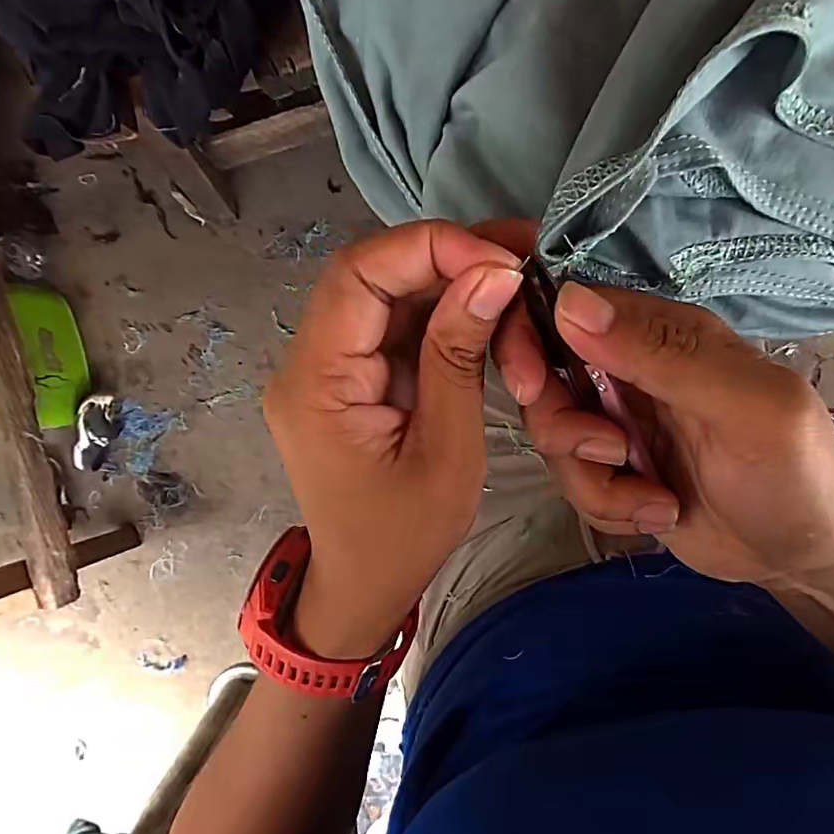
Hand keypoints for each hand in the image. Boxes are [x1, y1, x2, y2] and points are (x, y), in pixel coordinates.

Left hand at [263, 221, 523, 657]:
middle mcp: (309, 361)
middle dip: (450, 257)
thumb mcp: (447, 452)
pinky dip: (444, 312)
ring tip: (520, 278)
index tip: (502, 259)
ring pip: (388, 294)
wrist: (363, 585)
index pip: (357, 275)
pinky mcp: (352, 375)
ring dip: (453, 281)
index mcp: (317, 383)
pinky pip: (396, 324)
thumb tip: (494, 274)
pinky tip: (491, 310)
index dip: (429, 247)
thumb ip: (460, 357)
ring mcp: (328, 365)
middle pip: (372, 275)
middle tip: (524, 256)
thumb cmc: (404, 537)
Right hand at [495, 280, 833, 582]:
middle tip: (609, 454)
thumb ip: (662, 353)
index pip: (566, 307)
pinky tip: (660, 514)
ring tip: (658, 502)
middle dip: (561, 426)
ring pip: (551, 437)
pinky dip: (609, 507)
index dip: (529, 336)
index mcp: (657, 334)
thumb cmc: (792, 472)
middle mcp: (624, 370)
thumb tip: (570, 302)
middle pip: (541, 377)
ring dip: (595, 480)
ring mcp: (612, 422)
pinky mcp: (608, 470)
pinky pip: (569, 481)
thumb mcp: (742, 407)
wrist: (804, 557)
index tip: (533, 386)